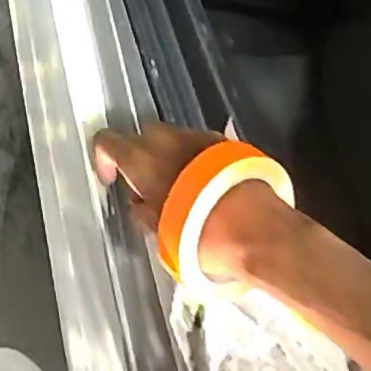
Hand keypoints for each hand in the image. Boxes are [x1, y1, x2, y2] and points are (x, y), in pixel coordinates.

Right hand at [91, 121, 293, 281]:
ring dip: (170, 158)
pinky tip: (211, 187)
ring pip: (170, 140)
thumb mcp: (161, 234)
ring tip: (186, 189)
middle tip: (152, 188)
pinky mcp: (224, 143)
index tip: (113, 180)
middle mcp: (160, 138)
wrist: (267, 234)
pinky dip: (197, 161)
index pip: (105, 141)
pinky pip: (198, 146)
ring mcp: (194, 135)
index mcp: (138, 157)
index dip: (103, 159)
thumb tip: (140, 203)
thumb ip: (142, 211)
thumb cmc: (204, 235)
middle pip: (139, 137)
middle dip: (141, 157)